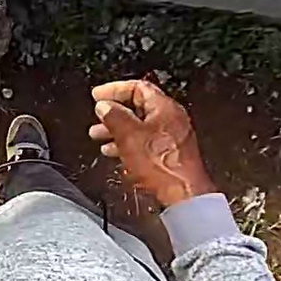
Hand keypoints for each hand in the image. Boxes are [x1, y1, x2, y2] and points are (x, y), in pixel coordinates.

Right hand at [88, 80, 217, 207]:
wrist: (182, 193)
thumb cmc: (162, 165)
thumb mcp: (129, 136)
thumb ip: (114, 116)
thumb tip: (104, 106)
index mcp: (164, 108)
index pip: (137, 87)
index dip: (114, 89)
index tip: (98, 95)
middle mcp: (171, 119)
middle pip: (138, 107)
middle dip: (114, 112)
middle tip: (98, 115)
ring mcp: (172, 137)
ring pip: (140, 126)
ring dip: (118, 129)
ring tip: (100, 136)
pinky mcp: (170, 154)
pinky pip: (145, 142)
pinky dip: (128, 143)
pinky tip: (116, 152)